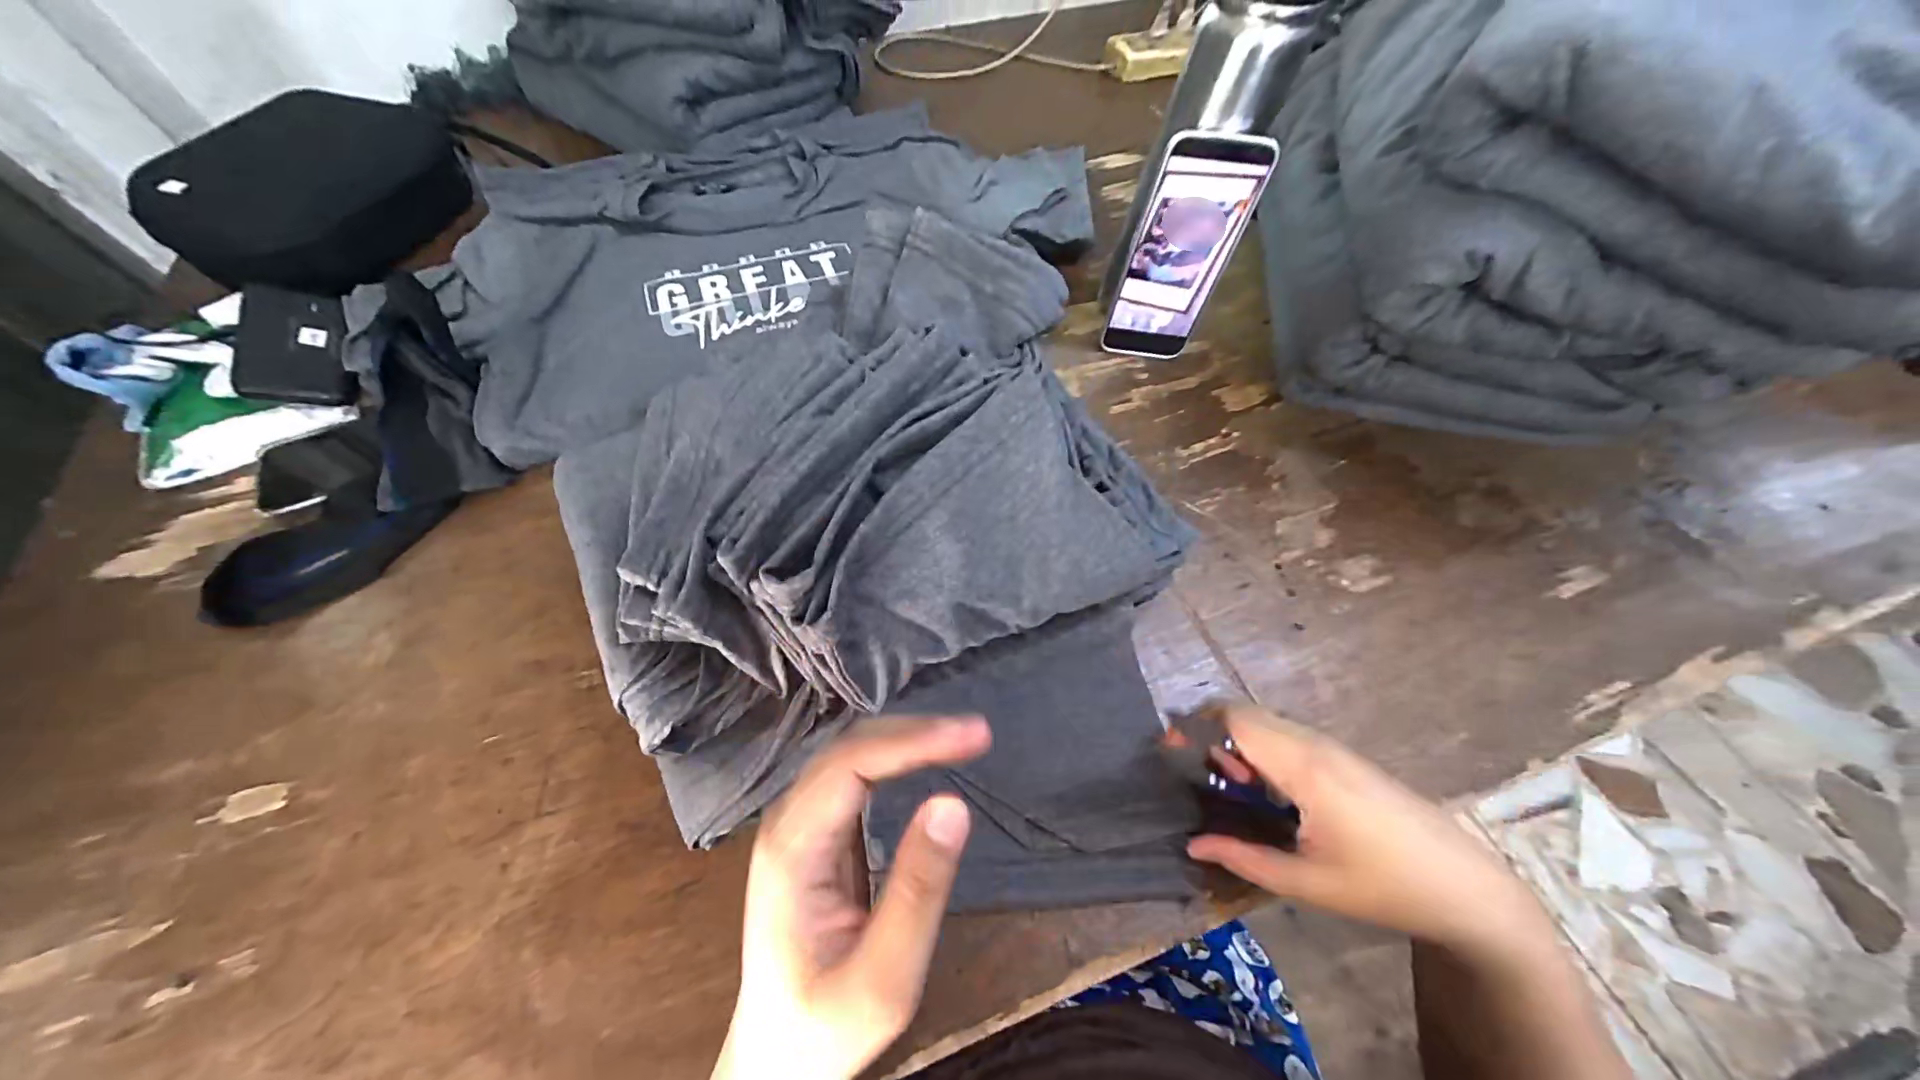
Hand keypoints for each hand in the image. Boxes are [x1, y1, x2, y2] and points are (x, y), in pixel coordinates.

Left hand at [712, 715, 989, 1079]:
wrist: (775, 1055)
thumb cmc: (826, 1026)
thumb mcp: (884, 981)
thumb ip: (918, 892)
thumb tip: (953, 803)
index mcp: (793, 850)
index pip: (850, 765)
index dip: (912, 741)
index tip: (972, 736)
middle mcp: (787, 822)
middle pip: (849, 748)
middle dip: (914, 733)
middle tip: (977, 734)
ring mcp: (796, 824)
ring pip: (850, 754)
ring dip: (906, 739)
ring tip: (961, 740)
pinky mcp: (812, 832)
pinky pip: (853, 774)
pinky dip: (895, 757)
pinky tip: (923, 757)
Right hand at [1187, 704, 1550, 960]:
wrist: (1468, 888)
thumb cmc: (1384, 885)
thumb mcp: (1306, 882)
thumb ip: (1244, 857)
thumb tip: (1192, 844)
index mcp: (1303, 767)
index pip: (1235, 718)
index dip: (1195, 726)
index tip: (1168, 750)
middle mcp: (1315, 744)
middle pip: (1245, 713)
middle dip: (1211, 734)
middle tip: (1198, 777)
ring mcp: (1333, 747)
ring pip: (1266, 723)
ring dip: (1237, 743)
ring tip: (1230, 789)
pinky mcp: (1345, 757)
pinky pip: (1287, 736)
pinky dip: (1261, 749)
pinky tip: (1268, 792)